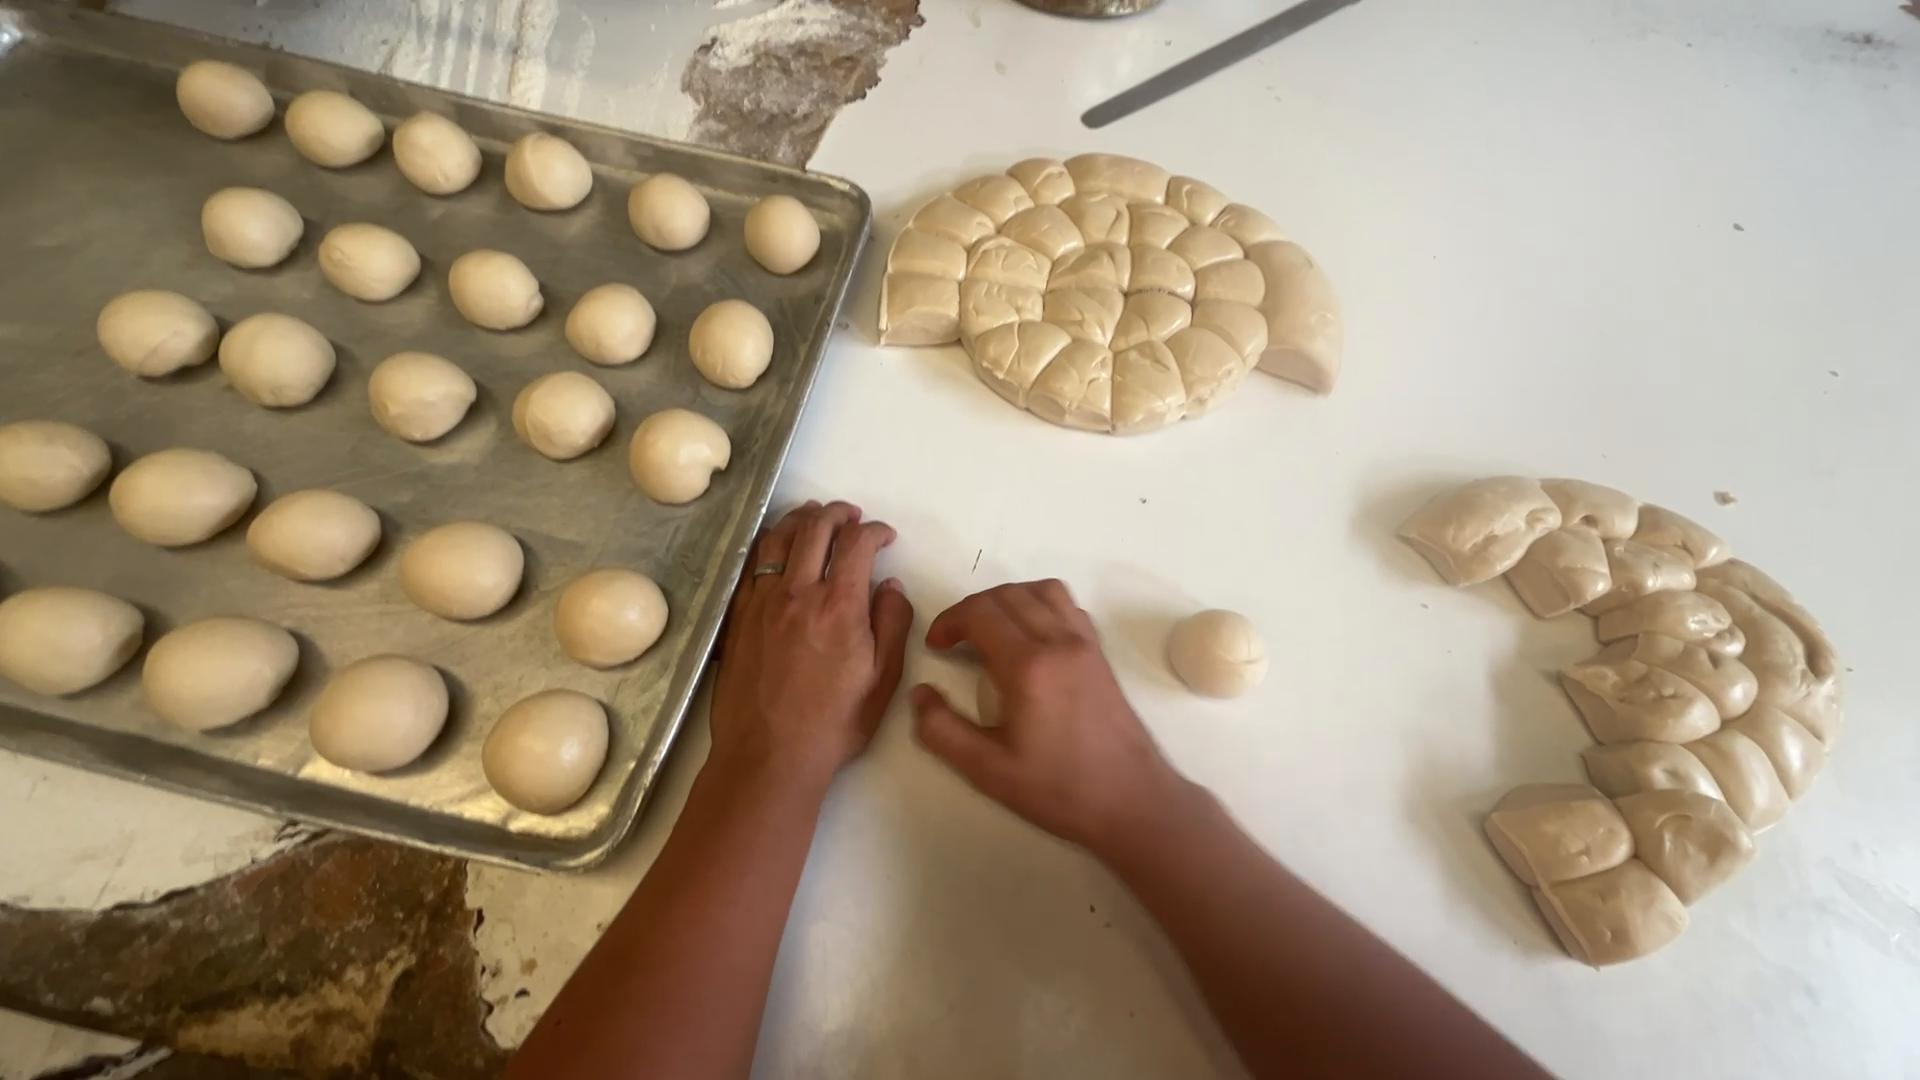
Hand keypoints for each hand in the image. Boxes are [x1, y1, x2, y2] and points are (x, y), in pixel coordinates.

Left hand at [709, 501, 914, 788]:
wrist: (769, 755)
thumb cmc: (835, 722)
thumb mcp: (884, 678)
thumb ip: (892, 624)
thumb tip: (891, 585)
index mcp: (840, 606)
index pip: (858, 544)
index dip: (875, 531)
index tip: (885, 536)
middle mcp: (798, 593)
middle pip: (816, 530)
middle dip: (838, 514)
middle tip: (850, 515)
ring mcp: (762, 602)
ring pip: (778, 540)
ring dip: (799, 519)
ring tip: (813, 515)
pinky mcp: (738, 617)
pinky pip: (750, 565)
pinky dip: (767, 544)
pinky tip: (774, 547)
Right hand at [910, 580, 1185, 852]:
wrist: (1133, 801)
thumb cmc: (1060, 789)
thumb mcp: (988, 770)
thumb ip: (943, 730)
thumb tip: (920, 694)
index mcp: (1029, 666)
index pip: (980, 612)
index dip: (949, 621)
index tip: (936, 647)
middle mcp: (1059, 641)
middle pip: (1007, 594)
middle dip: (972, 609)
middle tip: (955, 641)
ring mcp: (1085, 644)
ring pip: (1041, 591)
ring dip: (1008, 599)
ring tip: (991, 631)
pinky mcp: (1101, 654)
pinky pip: (1068, 606)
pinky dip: (1040, 605)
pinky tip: (1030, 638)